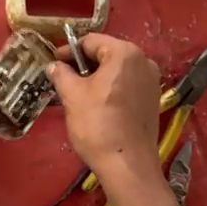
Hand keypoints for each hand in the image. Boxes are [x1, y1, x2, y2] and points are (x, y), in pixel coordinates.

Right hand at [47, 33, 161, 175]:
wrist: (127, 164)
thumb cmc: (98, 125)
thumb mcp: (72, 96)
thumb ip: (61, 74)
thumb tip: (54, 66)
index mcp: (124, 53)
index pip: (91, 41)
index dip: (69, 50)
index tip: (53, 62)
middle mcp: (144, 61)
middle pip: (107, 54)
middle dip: (83, 64)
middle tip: (63, 78)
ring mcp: (151, 81)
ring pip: (117, 71)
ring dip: (96, 77)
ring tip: (76, 92)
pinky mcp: (152, 100)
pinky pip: (127, 85)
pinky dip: (111, 88)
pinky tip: (97, 103)